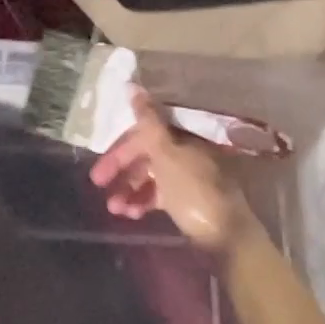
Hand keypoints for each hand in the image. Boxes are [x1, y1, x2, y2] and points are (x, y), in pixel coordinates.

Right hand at [88, 87, 250, 250]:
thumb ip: (148, 122)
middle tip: (98, 185)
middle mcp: (185, 154)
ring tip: (114, 209)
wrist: (226, 237)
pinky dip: (143, 202)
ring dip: (129, 190)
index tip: (101, 167)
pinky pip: (159, 196)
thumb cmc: (194, 191)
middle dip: (121, 171)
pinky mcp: (187, 203)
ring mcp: (186, 179)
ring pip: (150, 177)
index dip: (121, 149)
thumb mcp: (168, 154)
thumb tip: (133, 85)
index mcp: (182, 138)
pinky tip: (130, 215)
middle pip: (146, 156)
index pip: (145, 136)